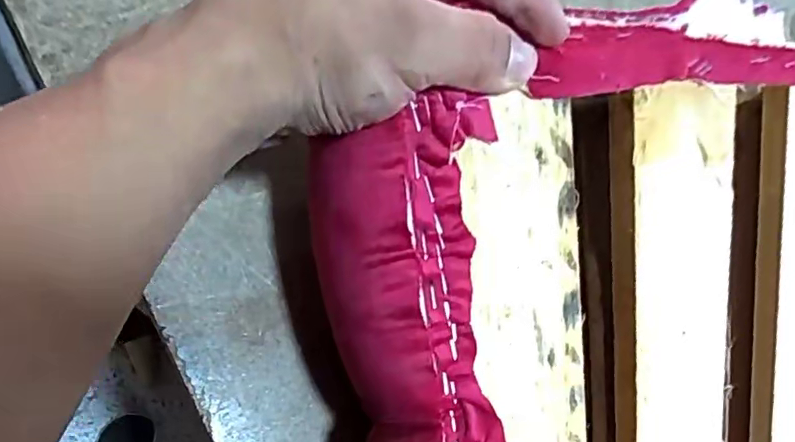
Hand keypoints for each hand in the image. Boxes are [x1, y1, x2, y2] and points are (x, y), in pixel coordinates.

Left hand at [186, 0, 570, 135]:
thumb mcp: (414, 42)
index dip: (529, 4)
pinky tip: (435, 82)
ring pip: (433, 9)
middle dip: (499, 23)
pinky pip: (401, 29)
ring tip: (486, 81)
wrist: (240, 68)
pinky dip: (425, 55)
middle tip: (523, 64)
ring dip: (464, 43)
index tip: (554, 41)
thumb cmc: (327, 41)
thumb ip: (476, 49)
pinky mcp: (342, 16)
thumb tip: (521, 62)